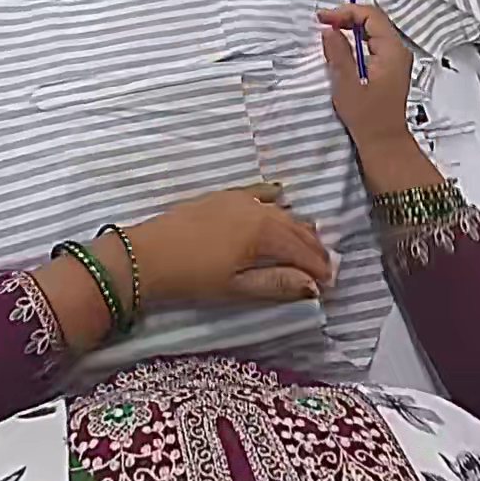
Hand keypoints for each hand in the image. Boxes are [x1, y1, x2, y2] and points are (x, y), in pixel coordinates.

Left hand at [33, 184, 332, 352]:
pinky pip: (257, 192)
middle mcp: (257, 209)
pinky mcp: (222, 196)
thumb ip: (278, 284)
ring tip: (308, 241)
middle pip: (295, 228)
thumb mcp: (237, 288)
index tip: (332, 282)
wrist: (147, 256)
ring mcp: (239, 199)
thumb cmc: (194, 278)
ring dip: (297, 227)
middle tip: (325, 266)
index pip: (302, 249)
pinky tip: (281, 196)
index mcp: (264, 232)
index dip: (319, 267)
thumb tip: (314, 286)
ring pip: (280, 211)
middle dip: (313, 247)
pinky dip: (273, 198)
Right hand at [317, 3, 413, 151]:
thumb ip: (338, 53)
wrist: (383, 142)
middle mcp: (398, 51)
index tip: (323, 18)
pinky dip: (356, 38)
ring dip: (351, 26)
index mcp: (392, 51)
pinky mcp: (389, 67)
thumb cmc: (367, 116)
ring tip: (329, 30)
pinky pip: (374, 42)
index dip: (346, 12)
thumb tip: (329, 30)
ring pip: (374, 30)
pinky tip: (342, 44)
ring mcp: (396, 59)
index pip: (371, 16)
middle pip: (374, 20)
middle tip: (323, 22)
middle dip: (348, 16)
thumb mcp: (347, 83)